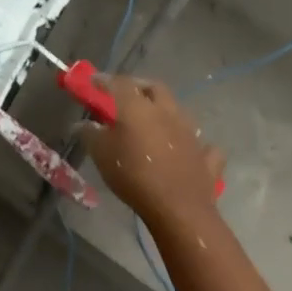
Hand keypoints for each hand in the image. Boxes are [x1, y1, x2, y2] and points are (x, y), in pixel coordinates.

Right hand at [79, 75, 224, 222]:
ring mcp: (191, 135)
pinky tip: (187, 150)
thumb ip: (89, 133)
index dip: (104, 80)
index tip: (93, 82)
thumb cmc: (133, 174)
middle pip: (155, 88)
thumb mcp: (99, 152)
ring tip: (153, 123)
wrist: (179, 210)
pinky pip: (204, 146)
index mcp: (138, 107)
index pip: (119, 82)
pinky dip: (195, 145)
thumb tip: (84, 124)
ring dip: (166, 113)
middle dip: (139, 87)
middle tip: (125, 96)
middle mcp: (167, 113)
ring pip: (179, 112)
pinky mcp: (207, 160)